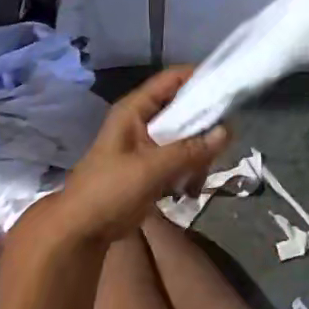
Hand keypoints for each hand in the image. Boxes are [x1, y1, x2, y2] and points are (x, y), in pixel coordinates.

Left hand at [41, 67, 231, 246]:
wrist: (80, 230)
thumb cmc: (109, 190)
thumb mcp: (151, 168)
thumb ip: (190, 149)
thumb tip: (228, 130)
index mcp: (134, 110)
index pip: (172, 79)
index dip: (199, 77)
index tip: (228, 86)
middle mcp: (143, 121)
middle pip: (184, 109)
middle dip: (204, 126)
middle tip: (221, 144)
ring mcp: (148, 145)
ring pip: (186, 136)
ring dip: (198, 155)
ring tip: (199, 178)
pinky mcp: (152, 167)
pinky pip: (181, 159)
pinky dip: (190, 171)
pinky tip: (190, 189)